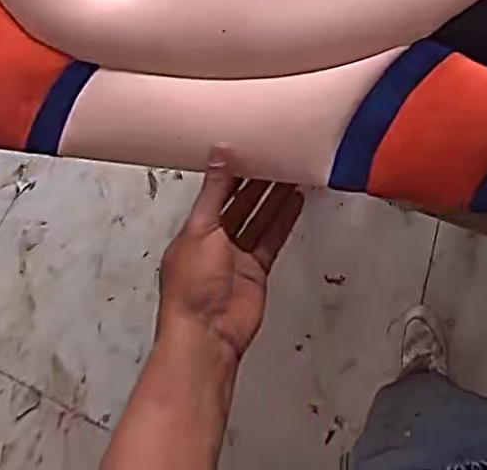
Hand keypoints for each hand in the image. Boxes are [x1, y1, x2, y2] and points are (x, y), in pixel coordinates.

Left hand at [157, 151, 304, 362]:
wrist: (207, 336)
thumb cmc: (192, 291)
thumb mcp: (201, 229)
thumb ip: (215, 192)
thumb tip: (219, 157)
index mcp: (196, 229)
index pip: (218, 192)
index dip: (234, 172)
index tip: (250, 150)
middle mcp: (215, 241)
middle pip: (241, 203)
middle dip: (258, 181)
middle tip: (276, 158)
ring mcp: (237, 257)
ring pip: (259, 218)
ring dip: (274, 197)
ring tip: (291, 173)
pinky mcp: (255, 271)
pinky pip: (272, 238)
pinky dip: (283, 220)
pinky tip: (294, 202)